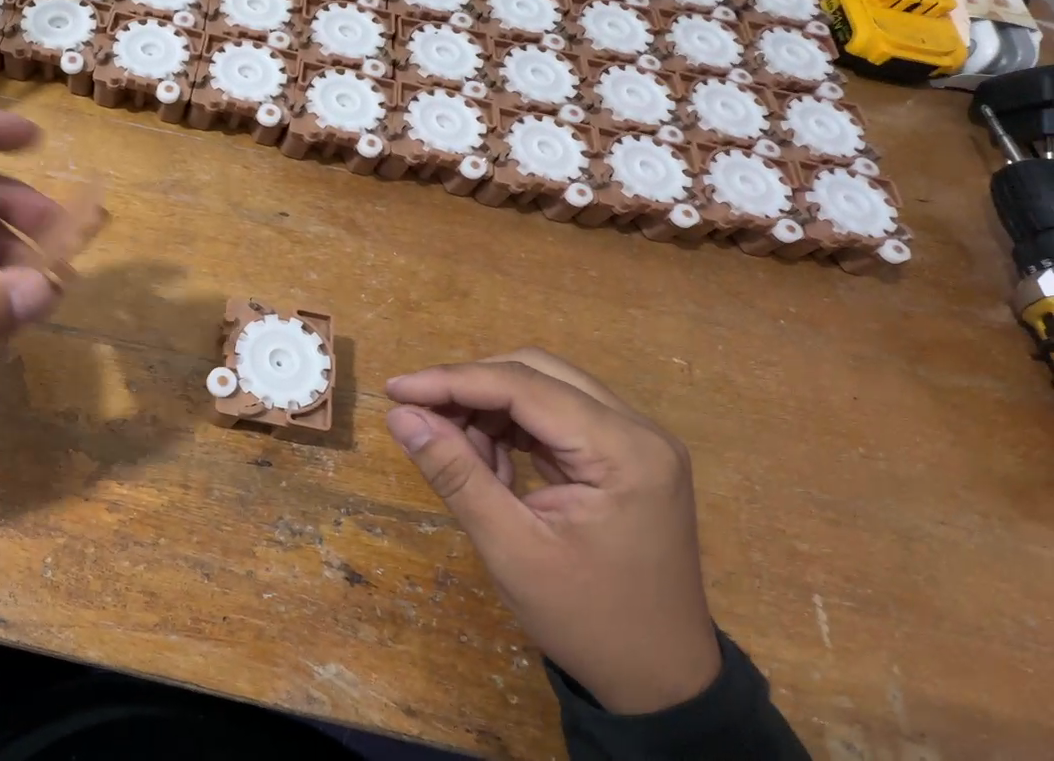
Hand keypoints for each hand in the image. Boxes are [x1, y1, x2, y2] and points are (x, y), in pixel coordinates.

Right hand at [384, 349, 720, 714]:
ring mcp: (633, 442)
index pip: (523, 386)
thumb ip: (456, 474)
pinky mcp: (621, 457)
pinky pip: (552, 418)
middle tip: (417, 416)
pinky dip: (509, 430)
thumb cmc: (587, 619)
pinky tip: (486, 466)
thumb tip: (401, 416)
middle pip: (536, 373)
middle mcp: (637, 431)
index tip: (393, 390)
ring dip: (487, 409)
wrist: (660, 679)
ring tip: (454, 453)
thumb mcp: (511, 548)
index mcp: (624, 451)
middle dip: (469, 388)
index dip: (451, 381)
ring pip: (542, 389)